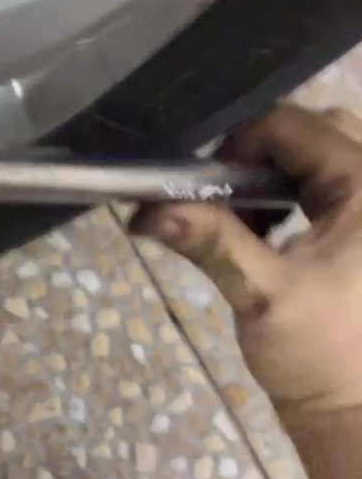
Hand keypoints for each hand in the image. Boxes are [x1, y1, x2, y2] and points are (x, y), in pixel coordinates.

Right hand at [134, 104, 361, 421]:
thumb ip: (210, 242)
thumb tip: (144, 211)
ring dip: (273, 175)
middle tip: (217, 198)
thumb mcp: (264, 295)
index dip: (238, 143)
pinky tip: (269, 232)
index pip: (298, 126)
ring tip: (240, 218)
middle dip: (257, 154)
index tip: (200, 186)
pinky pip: (334, 187)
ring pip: (328, 157)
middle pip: (320, 132)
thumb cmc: (329, 353)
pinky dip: (293, 197)